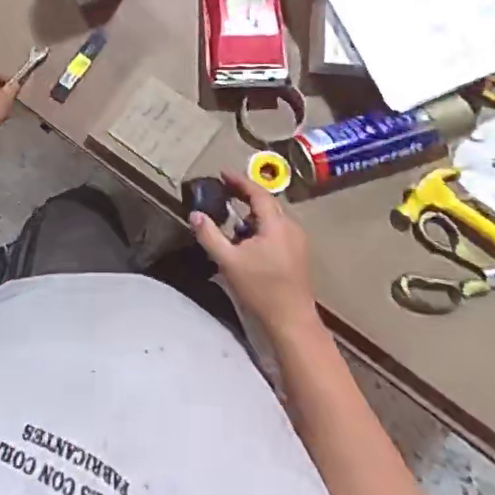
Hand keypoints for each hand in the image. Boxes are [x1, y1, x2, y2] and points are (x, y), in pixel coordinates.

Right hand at [189, 170, 319, 334]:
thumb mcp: (228, 262)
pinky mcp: (299, 254)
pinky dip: (262, 229)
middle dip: (246, 196)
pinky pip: (278, 231)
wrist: (291, 320)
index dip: (239, 181)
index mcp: (276, 223)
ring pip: (273, 219)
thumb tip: (195, 215)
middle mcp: (291, 227)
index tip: (223, 173)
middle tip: (226, 193)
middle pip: (267, 203)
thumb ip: (210, 236)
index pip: (257, 193)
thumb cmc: (261, 289)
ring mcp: (298, 241)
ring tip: (233, 222)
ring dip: (253, 215)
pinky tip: (249, 243)